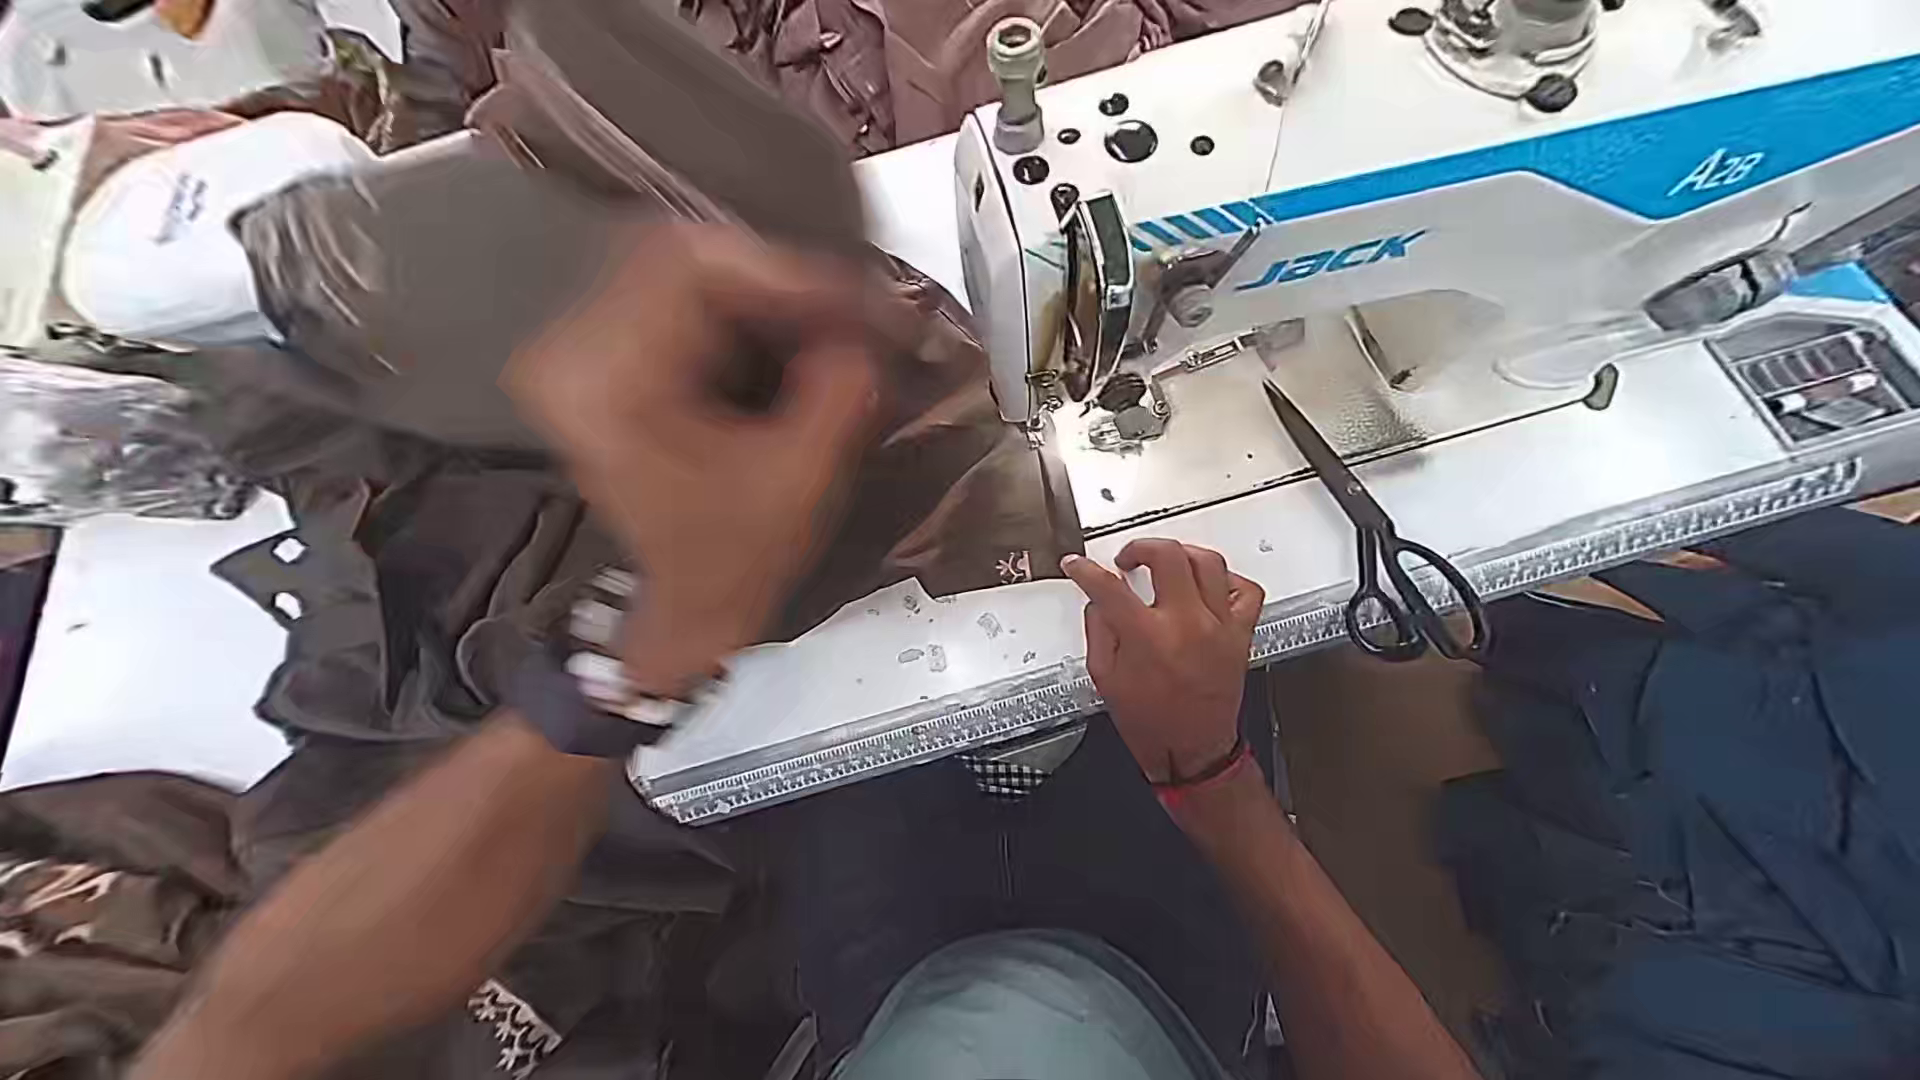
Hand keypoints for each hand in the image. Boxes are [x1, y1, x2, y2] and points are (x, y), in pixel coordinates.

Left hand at [506, 224, 881, 693]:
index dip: (790, 274)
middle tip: (854, 314)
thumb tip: (871, 329)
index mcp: (603, 379)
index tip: (862, 304)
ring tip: (836, 329)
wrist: (693, 607)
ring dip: (773, 299)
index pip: (693, 269)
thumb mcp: (800, 480)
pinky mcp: (616, 360)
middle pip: (688, 259)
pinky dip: (754, 317)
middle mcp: (576, 350)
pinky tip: (798, 343)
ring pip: (692, 276)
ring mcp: (589, 351)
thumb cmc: (736, 562)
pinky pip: (689, 306)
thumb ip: (842, 392)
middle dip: (785, 284)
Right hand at [1062, 540, 1264, 783]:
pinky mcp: (1240, 635)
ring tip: (1166, 562)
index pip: (1108, 586)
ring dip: (1180, 554)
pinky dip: (1227, 579)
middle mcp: (1186, 626)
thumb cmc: (1150, 721)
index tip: (1078, 565)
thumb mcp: (1104, 675)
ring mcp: (1218, 628)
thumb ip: (1099, 629)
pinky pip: (1246, 590)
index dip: (1085, 570)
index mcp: (1147, 638)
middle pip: (1167, 555)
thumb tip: (1099, 599)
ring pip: (1208, 562)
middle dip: (1139, 547)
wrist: (1190, 750)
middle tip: (1128, 559)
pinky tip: (1208, 583)